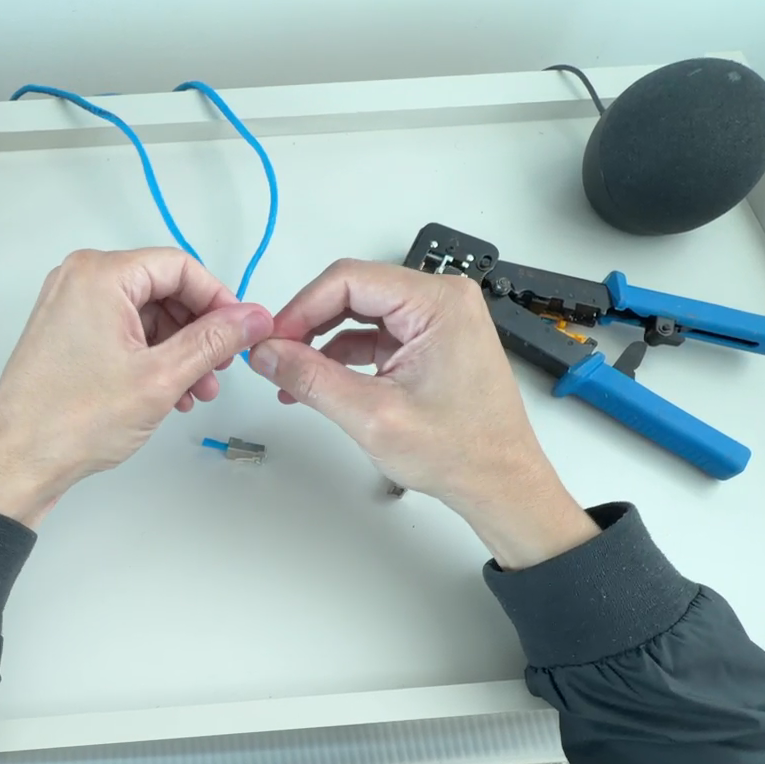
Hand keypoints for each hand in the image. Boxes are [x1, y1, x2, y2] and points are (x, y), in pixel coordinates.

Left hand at [0, 248, 272, 527]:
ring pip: (144, 318)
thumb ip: (213, 341)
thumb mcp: (161, 378)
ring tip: (195, 392)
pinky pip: (121, 335)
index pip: (179, 267)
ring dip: (177, 352)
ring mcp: (69, 309)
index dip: (218, 299)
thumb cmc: (73, 421)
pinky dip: (150, 360)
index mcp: (100, 275)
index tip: (239, 331)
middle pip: (162, 291)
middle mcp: (79, 282)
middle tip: (218, 369)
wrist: (20, 462)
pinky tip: (168, 394)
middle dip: (197, 333)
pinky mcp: (65, 337)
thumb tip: (252, 318)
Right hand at [248, 259, 599, 568]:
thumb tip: (267, 354)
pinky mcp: (426, 345)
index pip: (348, 280)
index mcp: (436, 303)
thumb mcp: (371, 415)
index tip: (270, 341)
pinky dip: (339, 358)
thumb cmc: (461, 451)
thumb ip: (311, 379)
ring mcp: (434, 323)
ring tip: (288, 377)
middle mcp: (439, 302)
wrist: (498, 483)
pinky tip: (316, 384)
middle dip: (306, 325)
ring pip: (357, 316)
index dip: (300, 308)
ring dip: (319, 344)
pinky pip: (371, 338)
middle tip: (273, 358)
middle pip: (351, 293)